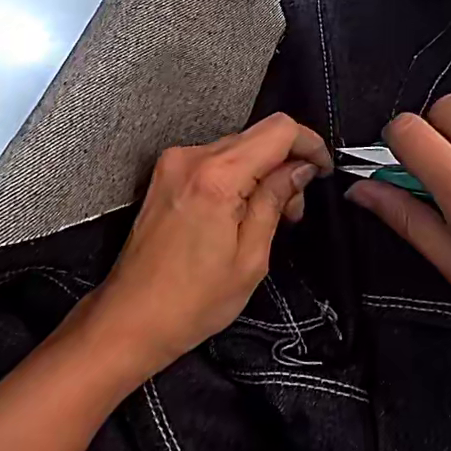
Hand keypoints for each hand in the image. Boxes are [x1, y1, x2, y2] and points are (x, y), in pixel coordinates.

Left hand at [74, 112, 332, 376]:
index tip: (322, 169)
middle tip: (295, 208)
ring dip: (262, 172)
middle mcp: (192, 157)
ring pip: (239, 147)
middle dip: (286, 164)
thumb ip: (277, 199)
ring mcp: (174, 162)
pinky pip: (216, 159)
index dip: (309, 143)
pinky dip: (238, 176)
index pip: (279, 130)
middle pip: (258, 136)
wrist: (127, 321)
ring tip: (269, 216)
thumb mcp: (251, 257)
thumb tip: (300, 167)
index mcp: (216, 175)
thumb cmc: (191, 302)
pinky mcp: (166, 173)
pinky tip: (241, 210)